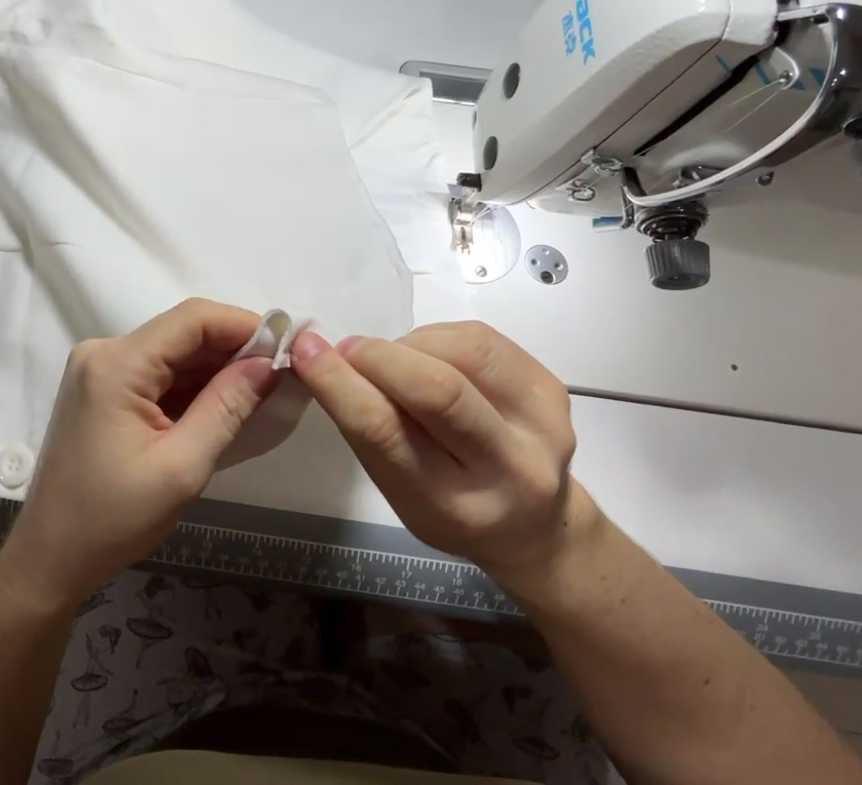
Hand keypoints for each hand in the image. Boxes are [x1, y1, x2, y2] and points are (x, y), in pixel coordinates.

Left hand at [0, 299, 279, 608]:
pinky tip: (224, 404)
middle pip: (181, 332)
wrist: (51, 557)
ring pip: (172, 353)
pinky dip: (191, 386)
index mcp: (115, 365)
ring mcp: (98, 371)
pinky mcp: (101, 391)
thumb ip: (227, 407)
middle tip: (282, 376)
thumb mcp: (182, 468)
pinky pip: (156, 374)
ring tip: (262, 392)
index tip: (288, 347)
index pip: (191, 318)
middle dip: (234, 349)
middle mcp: (102, 353)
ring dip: (215, 369)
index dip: (243, 325)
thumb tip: (269, 363)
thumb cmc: (113, 520)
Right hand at [290, 321, 594, 586]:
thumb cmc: (448, 508)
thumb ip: (365, 430)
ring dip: (408, 344)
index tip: (306, 351)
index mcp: (451, 505)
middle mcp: (508, 470)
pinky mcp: (554, 390)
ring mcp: (544, 427)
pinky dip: (436, 336)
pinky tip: (425, 355)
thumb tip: (324, 358)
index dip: (340, 383)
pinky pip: (482, 339)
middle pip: (437, 390)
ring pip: (464, 352)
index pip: (386, 433)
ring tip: (390, 360)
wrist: (533, 524)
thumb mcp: (397, 490)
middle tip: (345, 349)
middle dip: (378, 356)